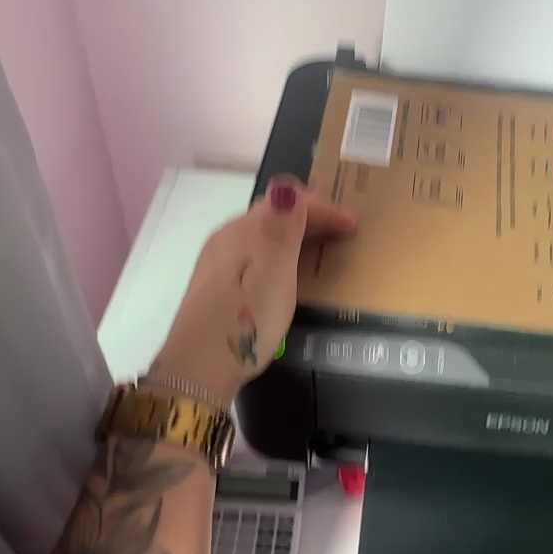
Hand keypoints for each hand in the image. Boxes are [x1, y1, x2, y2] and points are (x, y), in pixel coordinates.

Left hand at [152, 175, 356, 402]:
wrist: (198, 368)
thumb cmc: (245, 319)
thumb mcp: (273, 271)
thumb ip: (282, 226)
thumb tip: (289, 185)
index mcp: (244, 231)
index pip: (288, 203)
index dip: (324, 208)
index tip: (354, 224)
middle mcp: (226, 239)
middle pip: (271, 214)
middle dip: (307, 215)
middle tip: (338, 224)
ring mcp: (216, 263)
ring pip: (259, 233)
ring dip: (291, 232)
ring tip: (315, 241)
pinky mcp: (213, 288)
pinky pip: (251, 253)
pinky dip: (275, 251)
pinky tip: (281, 268)